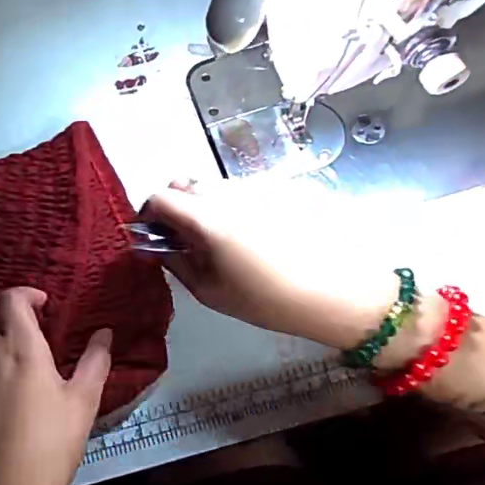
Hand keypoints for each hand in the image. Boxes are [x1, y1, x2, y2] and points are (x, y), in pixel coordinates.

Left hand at [0, 287, 111, 484]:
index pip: (11, 298)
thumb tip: (105, 334)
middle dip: (2, 305)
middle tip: (25, 322)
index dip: (27, 294)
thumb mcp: (84, 402)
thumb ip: (95, 361)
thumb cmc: (50, 446)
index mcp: (20, 346)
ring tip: (1, 340)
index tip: (45, 305)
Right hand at [139, 180, 403, 350]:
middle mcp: (228, 191)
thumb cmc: (267, 299)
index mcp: (206, 215)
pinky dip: (237, 208)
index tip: (157, 235)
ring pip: (217, 187)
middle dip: (178, 208)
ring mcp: (256, 186)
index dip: (150, 215)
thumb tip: (157, 246)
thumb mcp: (211, 292)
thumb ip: (176, 263)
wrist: (334, 290)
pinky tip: (258, 237)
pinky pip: (244, 192)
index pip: (160, 196)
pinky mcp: (280, 188)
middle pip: (187, 185)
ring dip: (208, 207)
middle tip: (189, 241)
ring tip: (227, 244)